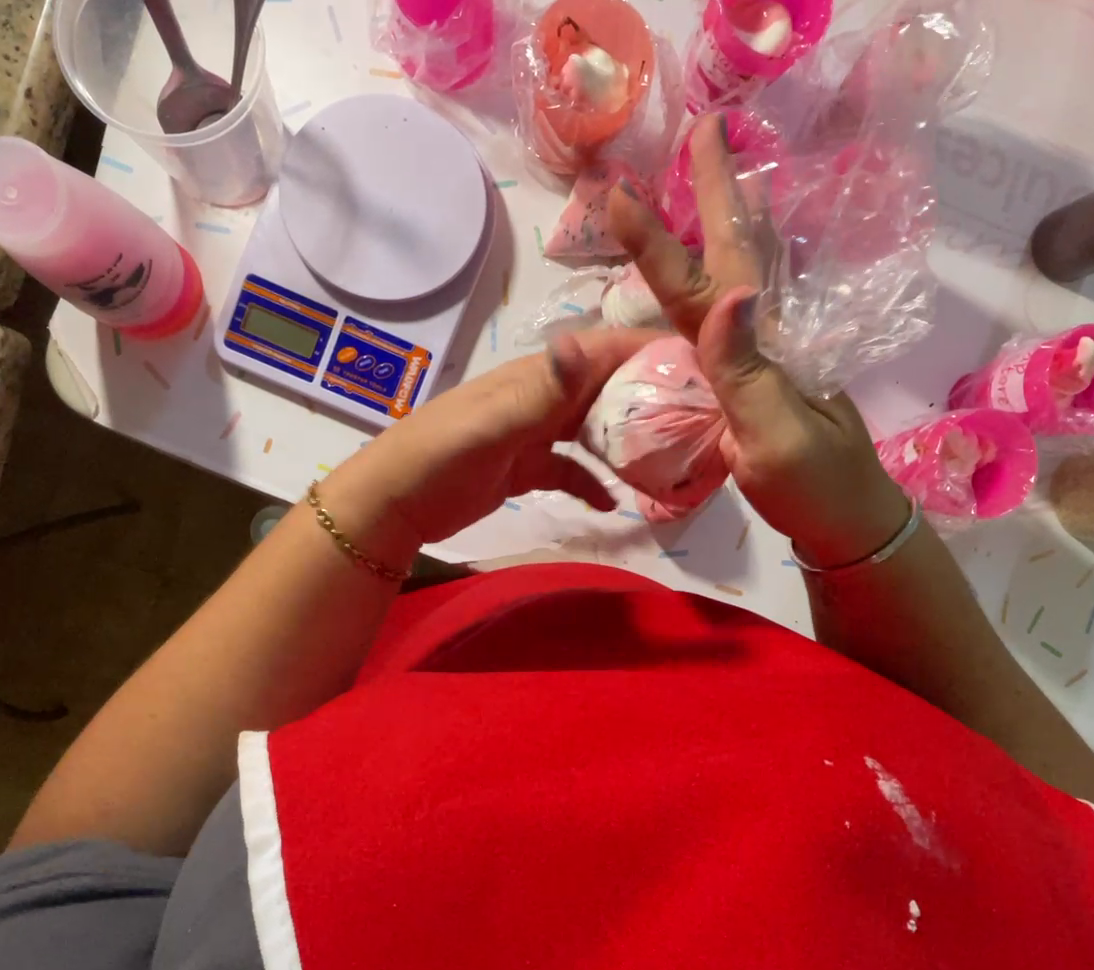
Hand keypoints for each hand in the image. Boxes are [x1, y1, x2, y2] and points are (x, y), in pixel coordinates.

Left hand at [316, 327, 667, 568]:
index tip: (699, 368)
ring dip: (625, 442)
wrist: (394, 503)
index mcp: (537, 377)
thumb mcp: (492, 425)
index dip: (649, 352)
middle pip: (605, 389)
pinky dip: (592, 482)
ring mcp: (533, 433)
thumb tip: (583, 342)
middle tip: (697, 423)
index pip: (603, 352)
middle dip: (648, 399)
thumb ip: (540, 390)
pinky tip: (614, 504)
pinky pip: (570, 469)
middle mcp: (540, 397)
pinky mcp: (524, 468)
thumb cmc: (439, 457)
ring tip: (666, 464)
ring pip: (591, 429)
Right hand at [612, 112, 909, 566]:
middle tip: (707, 130)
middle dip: (719, 192)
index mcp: (763, 347)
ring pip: (741, 280)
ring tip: (727, 178)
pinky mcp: (759, 385)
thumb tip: (730, 295)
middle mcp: (764, 341)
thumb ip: (748, 371)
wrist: (849, 526)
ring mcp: (764, 361)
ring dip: (730, 224)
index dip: (658, 241)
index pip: (701, 285)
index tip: (619, 192)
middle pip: (735, 256)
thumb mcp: (778, 436)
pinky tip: (727, 276)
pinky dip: (728, 282)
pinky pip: (733, 322)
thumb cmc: (816, 487)